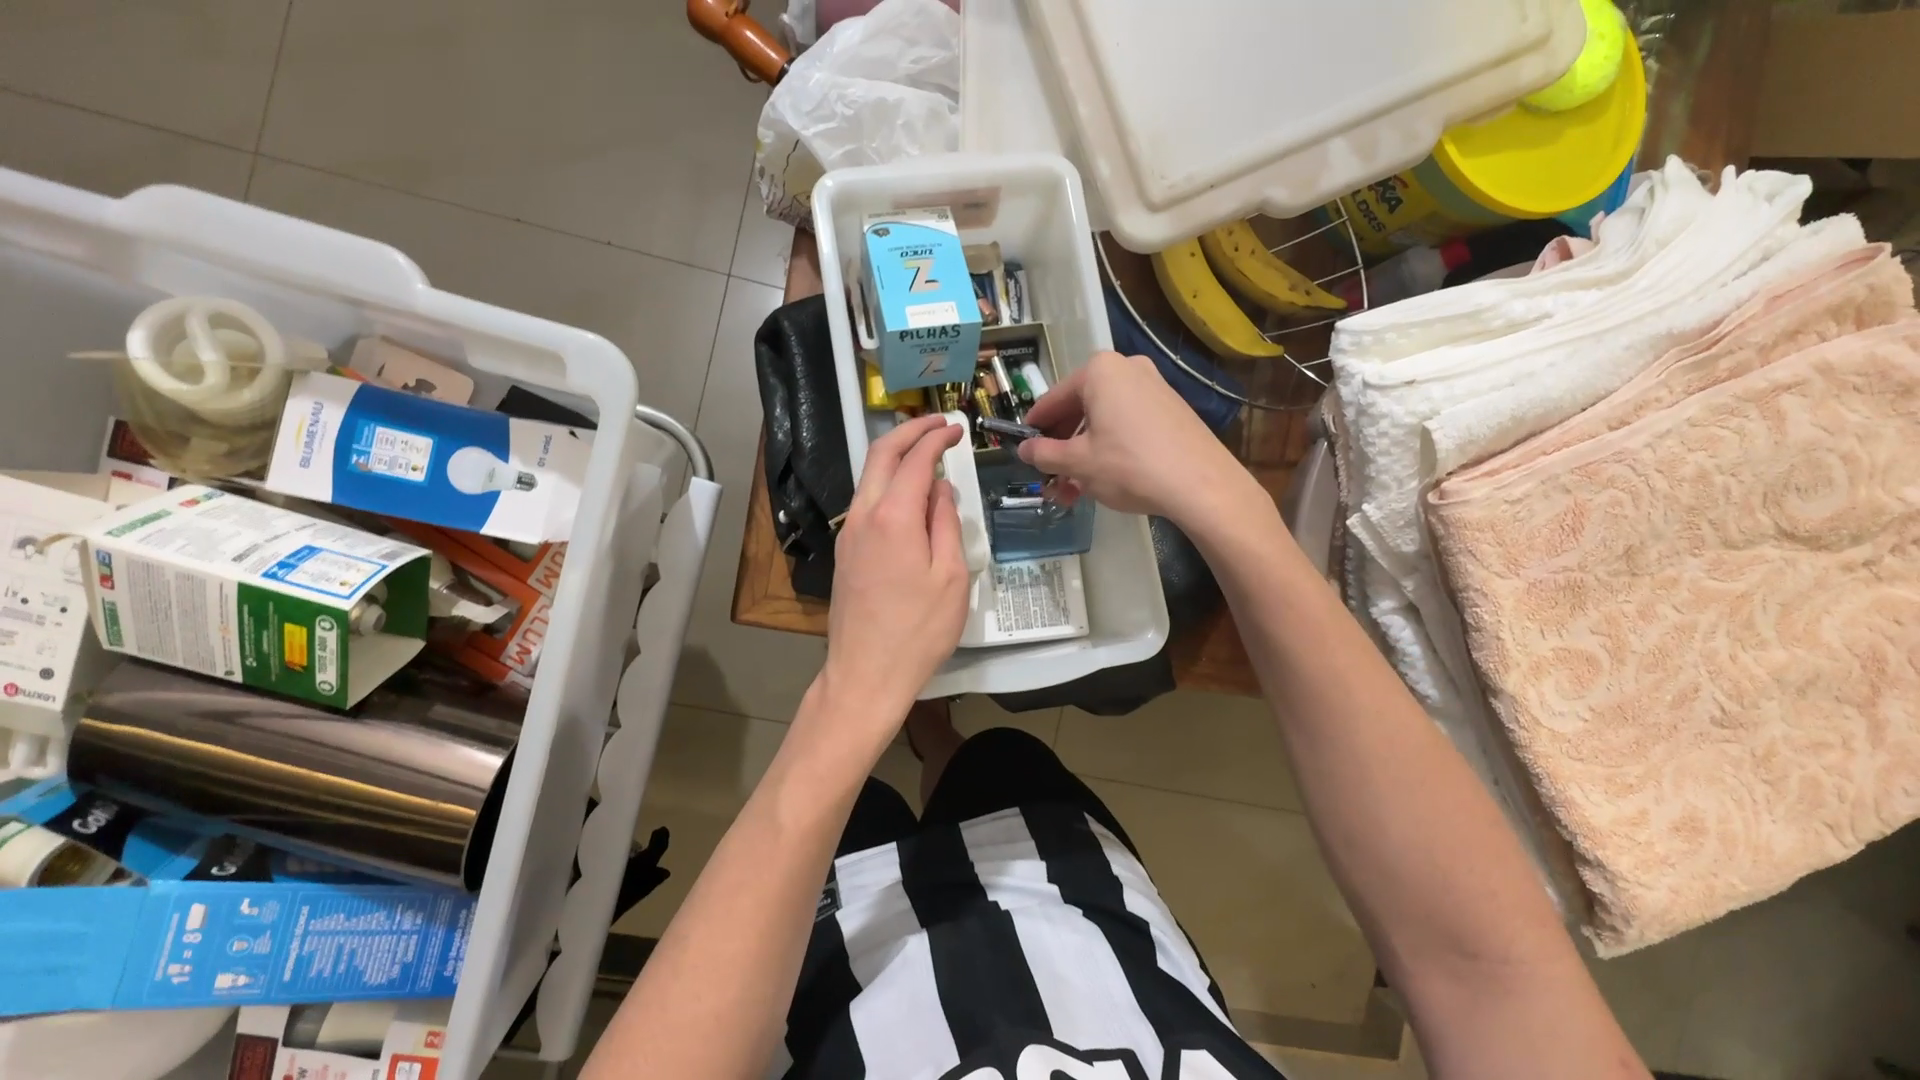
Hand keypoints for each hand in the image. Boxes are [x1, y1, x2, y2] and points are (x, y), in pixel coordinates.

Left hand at [819, 414, 969, 723]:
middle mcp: (863, 516)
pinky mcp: (845, 551)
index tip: (957, 428)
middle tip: (939, 424)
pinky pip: (865, 502)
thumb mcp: (951, 577)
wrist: (865, 673)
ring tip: (926, 453)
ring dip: (896, 457)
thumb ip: (945, 524)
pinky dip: (887, 484)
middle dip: (910, 432)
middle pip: (881, 456)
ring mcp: (849, 533)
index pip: (915, 460)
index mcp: (893, 517)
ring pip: (868, 477)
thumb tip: (941, 490)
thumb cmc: (918, 631)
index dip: (937, 437)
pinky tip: (909, 496)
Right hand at [1018, 351, 1255, 528]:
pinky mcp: (1172, 409)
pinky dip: (1111, 448)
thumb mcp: (1078, 463)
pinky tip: (1106, 480)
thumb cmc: (1129, 466)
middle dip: (1063, 446)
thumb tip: (1023, 450)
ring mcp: (1154, 386)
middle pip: (1080, 408)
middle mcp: (1127, 368)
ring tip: (1076, 490)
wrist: (1201, 485)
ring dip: (1085, 453)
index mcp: (1099, 371)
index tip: (1024, 450)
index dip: (1035, 428)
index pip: (1053, 399)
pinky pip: (1128, 424)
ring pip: (1104, 420)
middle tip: (1052, 478)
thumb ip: (1045, 454)